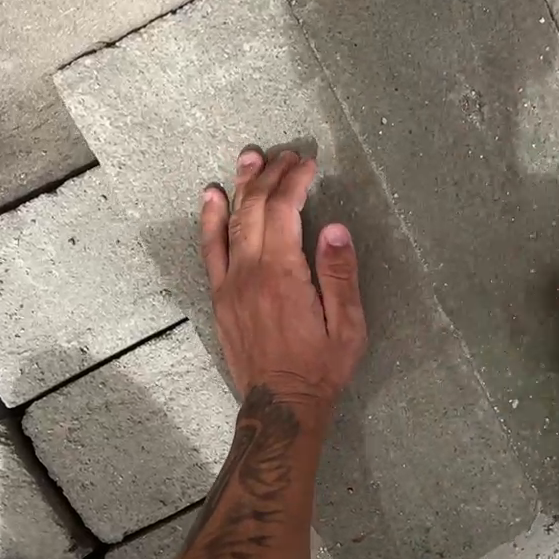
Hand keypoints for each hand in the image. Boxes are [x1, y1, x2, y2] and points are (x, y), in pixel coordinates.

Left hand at [199, 148, 368, 419]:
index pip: (285, 210)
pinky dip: (210, 220)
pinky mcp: (220, 298)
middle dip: (270, 175)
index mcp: (284, 275)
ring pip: (230, 223)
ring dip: (241, 187)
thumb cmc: (321, 369)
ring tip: (250, 158)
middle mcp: (250, 272)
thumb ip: (340, 275)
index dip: (295, 180)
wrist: (281, 405)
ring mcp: (229, 284)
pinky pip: (210, 250)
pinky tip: (212, 197)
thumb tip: (335, 229)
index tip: (308, 162)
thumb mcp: (348, 327)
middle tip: (285, 153)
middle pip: (255, 208)